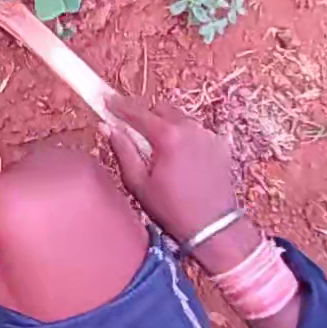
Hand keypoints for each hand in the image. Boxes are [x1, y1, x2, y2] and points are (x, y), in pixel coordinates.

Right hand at [106, 95, 258, 274]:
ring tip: (159, 151)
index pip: (137, 112)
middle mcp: (191, 129)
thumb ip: (122, 150)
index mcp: (168, 137)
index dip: (118, 105)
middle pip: (161, 109)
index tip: (105, 99)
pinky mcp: (221, 145)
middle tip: (133, 132)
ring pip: (180, 119)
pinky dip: (185, 138)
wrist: (214, 228)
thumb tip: (107, 127)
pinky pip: (197, 132)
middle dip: (145, 116)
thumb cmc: (171, 209)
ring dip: (166, 127)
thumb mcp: (138, 183)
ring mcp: (209, 136)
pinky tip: (181, 159)